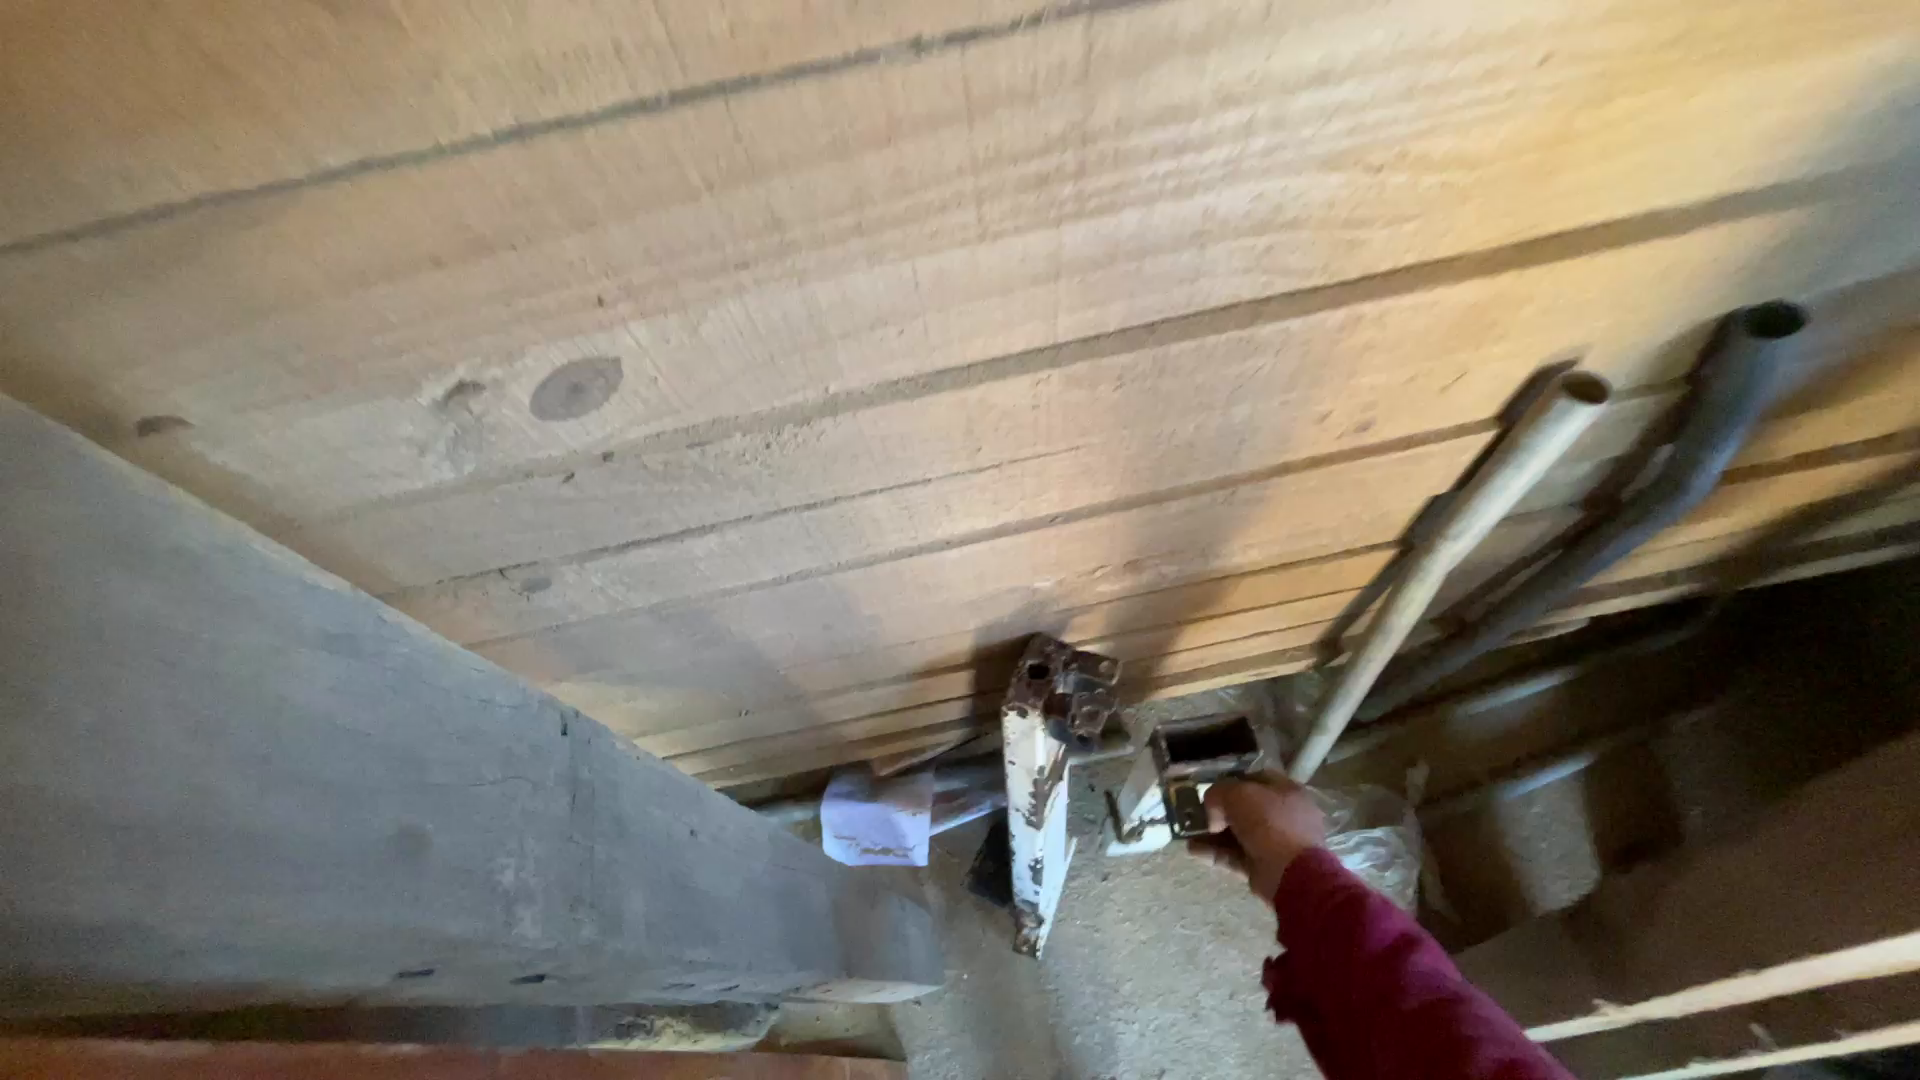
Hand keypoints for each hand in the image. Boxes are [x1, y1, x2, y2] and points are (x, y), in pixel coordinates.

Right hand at [1186, 770, 1326, 901]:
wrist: (1292, 874)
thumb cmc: (1269, 823)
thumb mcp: (1237, 794)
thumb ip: (1218, 793)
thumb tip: (1214, 812)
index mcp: (1286, 791)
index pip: (1254, 779)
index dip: (1230, 782)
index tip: (1210, 790)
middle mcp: (1284, 816)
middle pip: (1244, 808)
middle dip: (1218, 812)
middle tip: (1198, 814)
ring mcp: (1276, 843)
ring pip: (1238, 834)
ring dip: (1212, 834)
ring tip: (1188, 835)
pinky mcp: (1265, 867)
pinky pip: (1236, 856)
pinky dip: (1215, 853)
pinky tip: (1193, 850)